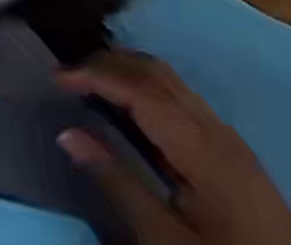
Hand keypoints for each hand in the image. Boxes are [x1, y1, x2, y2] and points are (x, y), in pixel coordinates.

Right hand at [59, 50, 290, 244]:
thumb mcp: (167, 240)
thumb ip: (118, 183)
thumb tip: (68, 134)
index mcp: (204, 150)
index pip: (142, 91)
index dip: (96, 76)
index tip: (56, 77)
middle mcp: (219, 132)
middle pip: (158, 74)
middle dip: (109, 64)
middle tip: (69, 74)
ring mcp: (230, 140)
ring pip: (172, 81)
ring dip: (128, 71)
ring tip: (91, 81)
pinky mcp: (234, 153)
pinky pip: (183, 98)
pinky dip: (147, 87)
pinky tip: (130, 105)